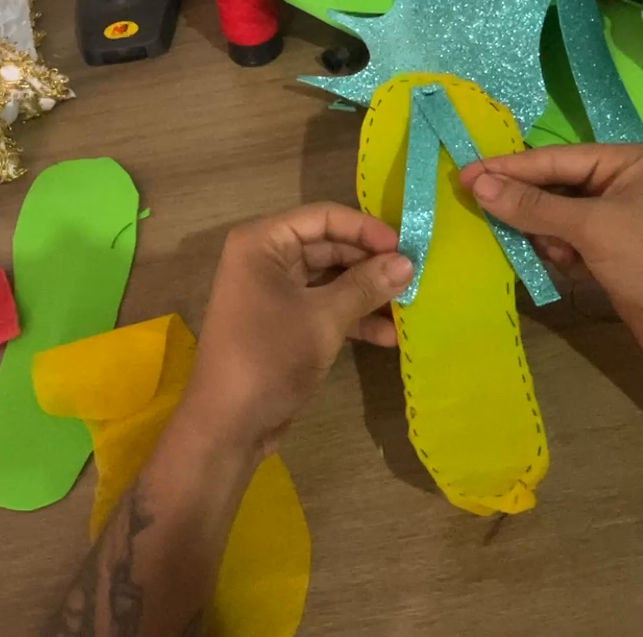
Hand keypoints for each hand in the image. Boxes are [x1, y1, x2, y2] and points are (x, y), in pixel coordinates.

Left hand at [184, 202, 412, 455]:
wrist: (228, 425)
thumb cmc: (269, 357)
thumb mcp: (323, 318)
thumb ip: (365, 286)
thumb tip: (407, 262)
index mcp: (263, 243)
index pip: (322, 217)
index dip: (365, 228)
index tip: (404, 246)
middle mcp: (266, 259)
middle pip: (328, 246)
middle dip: (370, 263)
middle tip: (414, 277)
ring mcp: (274, 291)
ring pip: (330, 279)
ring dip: (367, 293)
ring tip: (409, 307)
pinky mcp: (284, 322)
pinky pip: (324, 306)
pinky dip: (353, 317)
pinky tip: (389, 336)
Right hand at [458, 144, 642, 375]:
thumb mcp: (593, 228)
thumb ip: (534, 205)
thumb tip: (478, 184)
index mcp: (629, 161)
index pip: (555, 158)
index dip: (508, 168)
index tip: (464, 175)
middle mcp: (623, 183)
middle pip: (554, 184)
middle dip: (523, 201)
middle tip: (475, 206)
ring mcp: (619, 219)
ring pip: (556, 215)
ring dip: (539, 230)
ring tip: (525, 243)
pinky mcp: (613, 253)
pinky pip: (567, 240)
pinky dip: (555, 250)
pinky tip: (553, 262)